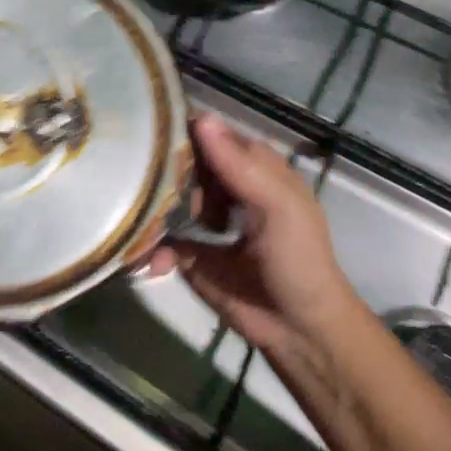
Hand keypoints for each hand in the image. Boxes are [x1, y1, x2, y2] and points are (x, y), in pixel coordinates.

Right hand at [151, 115, 363, 360]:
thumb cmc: (298, 259)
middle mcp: (225, 188)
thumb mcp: (277, 207)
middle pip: (182, 165)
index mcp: (252, 168)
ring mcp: (203, 221)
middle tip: (160, 190)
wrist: (298, 331)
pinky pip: (158, 241)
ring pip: (166, 199)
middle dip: (166, 175)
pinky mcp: (187, 254)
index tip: (157, 138)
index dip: (187, 135)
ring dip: (154, 210)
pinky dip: (152, 249)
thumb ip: (239, 165)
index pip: (212, 136)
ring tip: (156, 223)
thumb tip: (201, 120)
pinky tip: (155, 260)